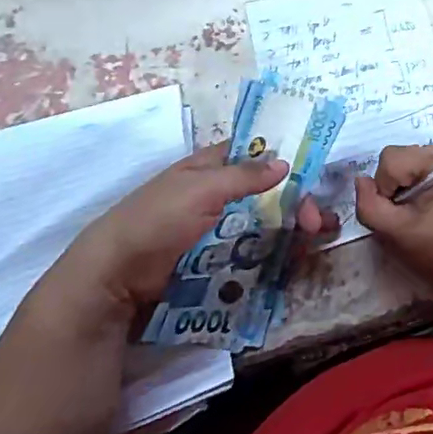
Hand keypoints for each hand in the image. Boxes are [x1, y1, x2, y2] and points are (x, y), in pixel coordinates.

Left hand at [39, 149, 330, 329]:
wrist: (113, 280)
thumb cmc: (155, 221)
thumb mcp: (199, 190)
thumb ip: (243, 176)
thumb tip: (284, 162)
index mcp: (209, 167)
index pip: (254, 153)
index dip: (284, 158)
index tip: (314, 173)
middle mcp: (216, 194)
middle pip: (267, 192)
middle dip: (297, 202)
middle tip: (318, 223)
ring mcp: (216, 229)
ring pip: (264, 223)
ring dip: (293, 228)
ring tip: (316, 241)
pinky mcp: (214, 261)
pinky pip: (252, 252)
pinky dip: (275, 253)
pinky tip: (294, 259)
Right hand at [355, 145, 432, 299]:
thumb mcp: (399, 234)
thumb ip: (370, 206)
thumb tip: (360, 181)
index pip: (388, 160)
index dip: (384, 189)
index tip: (399, 215)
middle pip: (397, 159)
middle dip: (393, 188)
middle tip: (408, 217)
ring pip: (407, 165)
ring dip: (403, 189)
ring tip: (420, 215)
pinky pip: (422, 171)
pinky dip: (416, 188)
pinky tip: (430, 211)